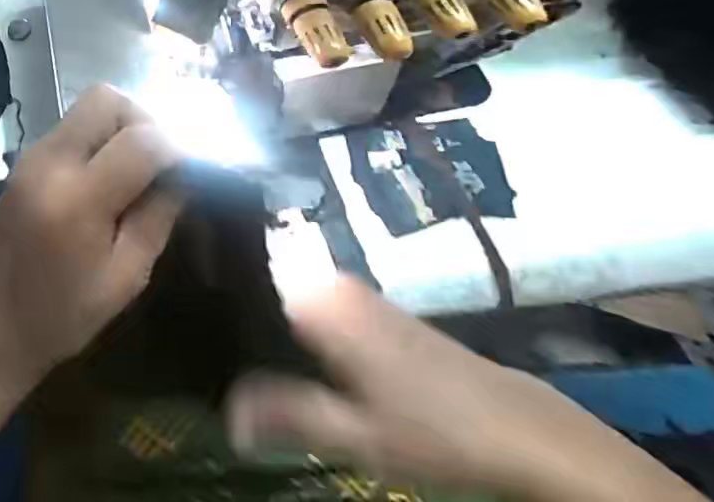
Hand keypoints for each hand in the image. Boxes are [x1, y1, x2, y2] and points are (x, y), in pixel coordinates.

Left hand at [0, 86, 183, 398]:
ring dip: (121, 126)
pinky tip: (109, 173)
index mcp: (77, 199)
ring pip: (88, 105)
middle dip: (143, 120)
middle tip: (158, 160)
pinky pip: (74, 124)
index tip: (187, 170)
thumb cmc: (65, 312)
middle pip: (106, 99)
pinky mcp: (27, 155)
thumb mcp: (126, 276)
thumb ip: (157, 216)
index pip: (139, 141)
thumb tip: (183, 171)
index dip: (173, 148)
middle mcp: (51, 162)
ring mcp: (34, 153)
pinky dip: (100, 136)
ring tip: (136, 168)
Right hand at [226, 277, 705, 501]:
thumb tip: (226, 416)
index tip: (191, 327)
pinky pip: (308, 305)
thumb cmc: (437, 428)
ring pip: (284, 296)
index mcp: (317, 297)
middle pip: (262, 287)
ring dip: (264, 326)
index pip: (245, 279)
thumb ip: (289, 417)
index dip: (215, 301)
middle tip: (207, 351)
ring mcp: (348, 290)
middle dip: (236, 317)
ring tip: (236, 356)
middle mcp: (327, 280)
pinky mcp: (365, 306)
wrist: (522, 428)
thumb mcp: (359, 434)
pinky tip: (285, 361)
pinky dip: (291, 329)